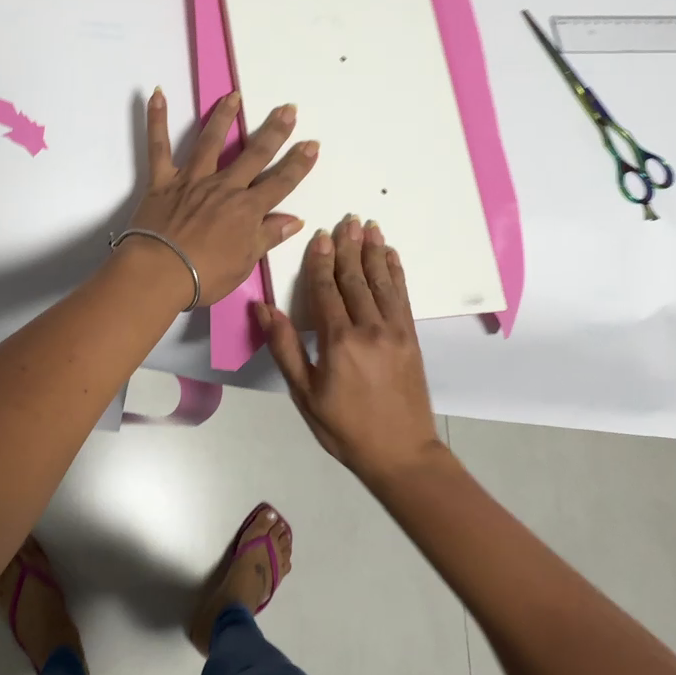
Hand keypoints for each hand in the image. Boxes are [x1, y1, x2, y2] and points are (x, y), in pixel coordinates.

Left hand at [123, 89, 317, 304]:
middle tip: (288, 109)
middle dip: (273, 132)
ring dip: (224, 116)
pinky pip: (158, 147)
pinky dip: (157, 121)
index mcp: (247, 210)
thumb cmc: (205, 275)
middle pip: (253, 155)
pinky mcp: (162, 180)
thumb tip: (295, 219)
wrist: (160, 271)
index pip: (280, 183)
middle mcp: (223, 187)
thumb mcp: (245, 262)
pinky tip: (157, 96)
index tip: (311, 144)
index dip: (298, 164)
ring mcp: (192, 180)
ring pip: (211, 142)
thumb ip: (268, 236)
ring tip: (234, 96)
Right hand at [260, 217, 441, 482]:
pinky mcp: (411, 339)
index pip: (326, 290)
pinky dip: (396, 274)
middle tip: (346, 219)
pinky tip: (391, 257)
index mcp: (339, 342)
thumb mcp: (305, 394)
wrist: (401, 455)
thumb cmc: (344, 428)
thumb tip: (263, 309)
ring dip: (374, 252)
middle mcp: (369, 329)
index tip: (319, 235)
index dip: (321, 261)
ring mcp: (394, 332)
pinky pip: (403, 297)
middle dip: (349, 247)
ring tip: (369, 226)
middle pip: (355, 279)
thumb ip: (285, 348)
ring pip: (381, 282)